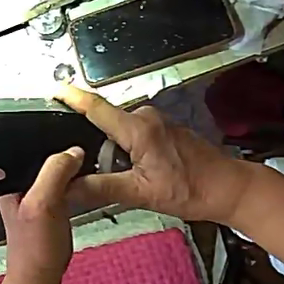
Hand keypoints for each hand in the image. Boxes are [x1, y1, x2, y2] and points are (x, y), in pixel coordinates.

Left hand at [0, 146, 85, 283]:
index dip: (46, 133)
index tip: (70, 129)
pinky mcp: (48, 200)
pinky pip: (63, 179)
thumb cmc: (34, 248)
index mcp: (6, 174)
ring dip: (69, 162)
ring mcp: (33, 190)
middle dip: (61, 146)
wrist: (40, 278)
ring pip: (53, 164)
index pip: (25, 140)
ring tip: (87, 156)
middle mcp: (17, 179)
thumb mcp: (43, 204)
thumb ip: (54, 173)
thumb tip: (73, 151)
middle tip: (84, 142)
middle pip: (41, 150)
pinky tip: (85, 176)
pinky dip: (74, 176)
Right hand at [57, 84, 257, 224]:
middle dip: (92, 144)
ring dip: (111, 152)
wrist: (230, 189)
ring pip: (118, 132)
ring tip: (123, 177)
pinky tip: (135, 173)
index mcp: (137, 129)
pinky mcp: (163, 130)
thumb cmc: (191, 189)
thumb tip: (67, 189)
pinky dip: (125, 151)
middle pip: (103, 123)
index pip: (96, 107)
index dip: (72, 97)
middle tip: (95, 171)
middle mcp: (146, 118)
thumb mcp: (141, 193)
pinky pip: (133, 135)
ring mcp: (156, 122)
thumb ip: (100, 189)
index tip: (53, 90)